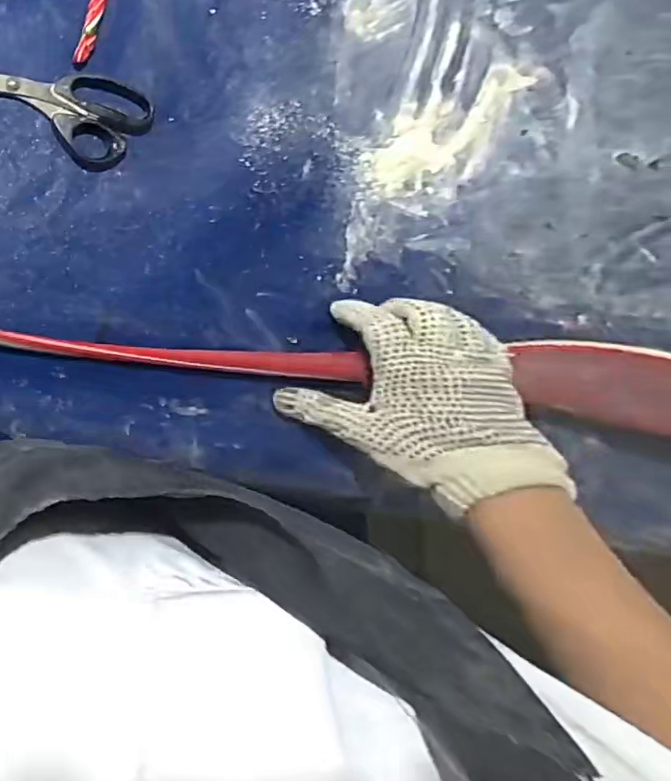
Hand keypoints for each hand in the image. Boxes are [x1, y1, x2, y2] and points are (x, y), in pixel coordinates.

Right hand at [274, 298, 571, 516]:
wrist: (494, 472)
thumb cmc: (420, 446)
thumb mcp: (362, 430)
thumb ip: (321, 409)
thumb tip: (281, 397)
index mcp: (403, 360)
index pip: (377, 322)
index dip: (355, 311)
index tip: (339, 309)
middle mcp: (440, 352)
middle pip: (422, 313)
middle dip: (397, 308)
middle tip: (379, 314)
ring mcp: (475, 362)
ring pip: (456, 320)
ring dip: (433, 313)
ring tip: (416, 320)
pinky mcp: (500, 376)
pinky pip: (482, 338)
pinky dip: (464, 330)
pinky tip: (456, 339)